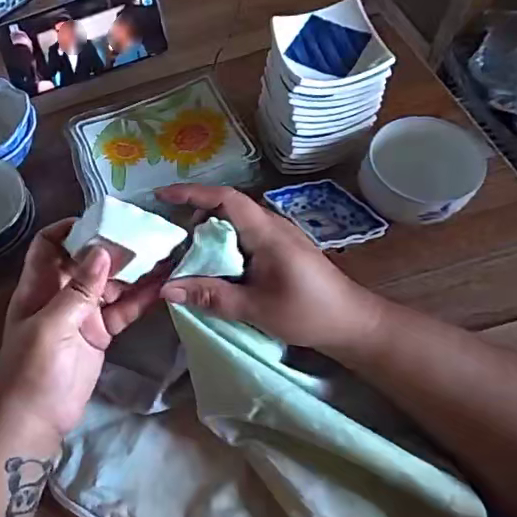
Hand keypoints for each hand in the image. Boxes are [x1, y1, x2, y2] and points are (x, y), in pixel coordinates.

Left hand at [0, 219, 165, 436]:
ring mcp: (82, 314)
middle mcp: (61, 293)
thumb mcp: (52, 326)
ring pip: (110, 284)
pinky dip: (141, 299)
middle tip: (148, 233)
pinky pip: (122, 310)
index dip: (71, 229)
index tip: (103, 219)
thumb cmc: (33, 369)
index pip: (50, 244)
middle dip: (114, 247)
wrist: (35, 420)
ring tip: (166, 253)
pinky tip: (163, 286)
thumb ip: (78, 289)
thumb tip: (102, 249)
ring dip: (134, 272)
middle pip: (87, 260)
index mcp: (39, 285)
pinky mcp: (100, 334)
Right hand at [156, 184, 381, 352]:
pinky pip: (243, 234)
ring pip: (234, 221)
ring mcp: (278, 235)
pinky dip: (221, 242)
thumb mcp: (255, 308)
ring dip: (207, 231)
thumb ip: (210, 296)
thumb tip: (167, 290)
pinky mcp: (280, 248)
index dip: (192, 193)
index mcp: (267, 233)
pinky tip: (212, 264)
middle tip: (168, 237)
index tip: (162, 196)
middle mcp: (272, 225)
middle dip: (193, 215)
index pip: (226, 199)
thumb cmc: (308, 313)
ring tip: (184, 252)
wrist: (353, 323)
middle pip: (226, 207)